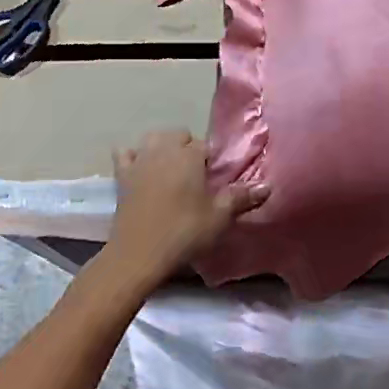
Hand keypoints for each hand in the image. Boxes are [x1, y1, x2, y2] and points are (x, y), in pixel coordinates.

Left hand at [105, 130, 267, 281]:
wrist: (140, 252)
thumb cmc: (184, 232)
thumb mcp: (219, 217)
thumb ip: (241, 197)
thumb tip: (268, 186)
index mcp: (189, 155)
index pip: (205, 146)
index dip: (211, 161)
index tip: (214, 180)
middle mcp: (163, 149)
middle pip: (178, 136)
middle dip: (188, 149)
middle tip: (195, 177)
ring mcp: (139, 160)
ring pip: (152, 139)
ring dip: (163, 147)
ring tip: (171, 171)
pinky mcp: (121, 175)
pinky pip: (125, 153)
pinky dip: (133, 156)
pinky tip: (140, 170)